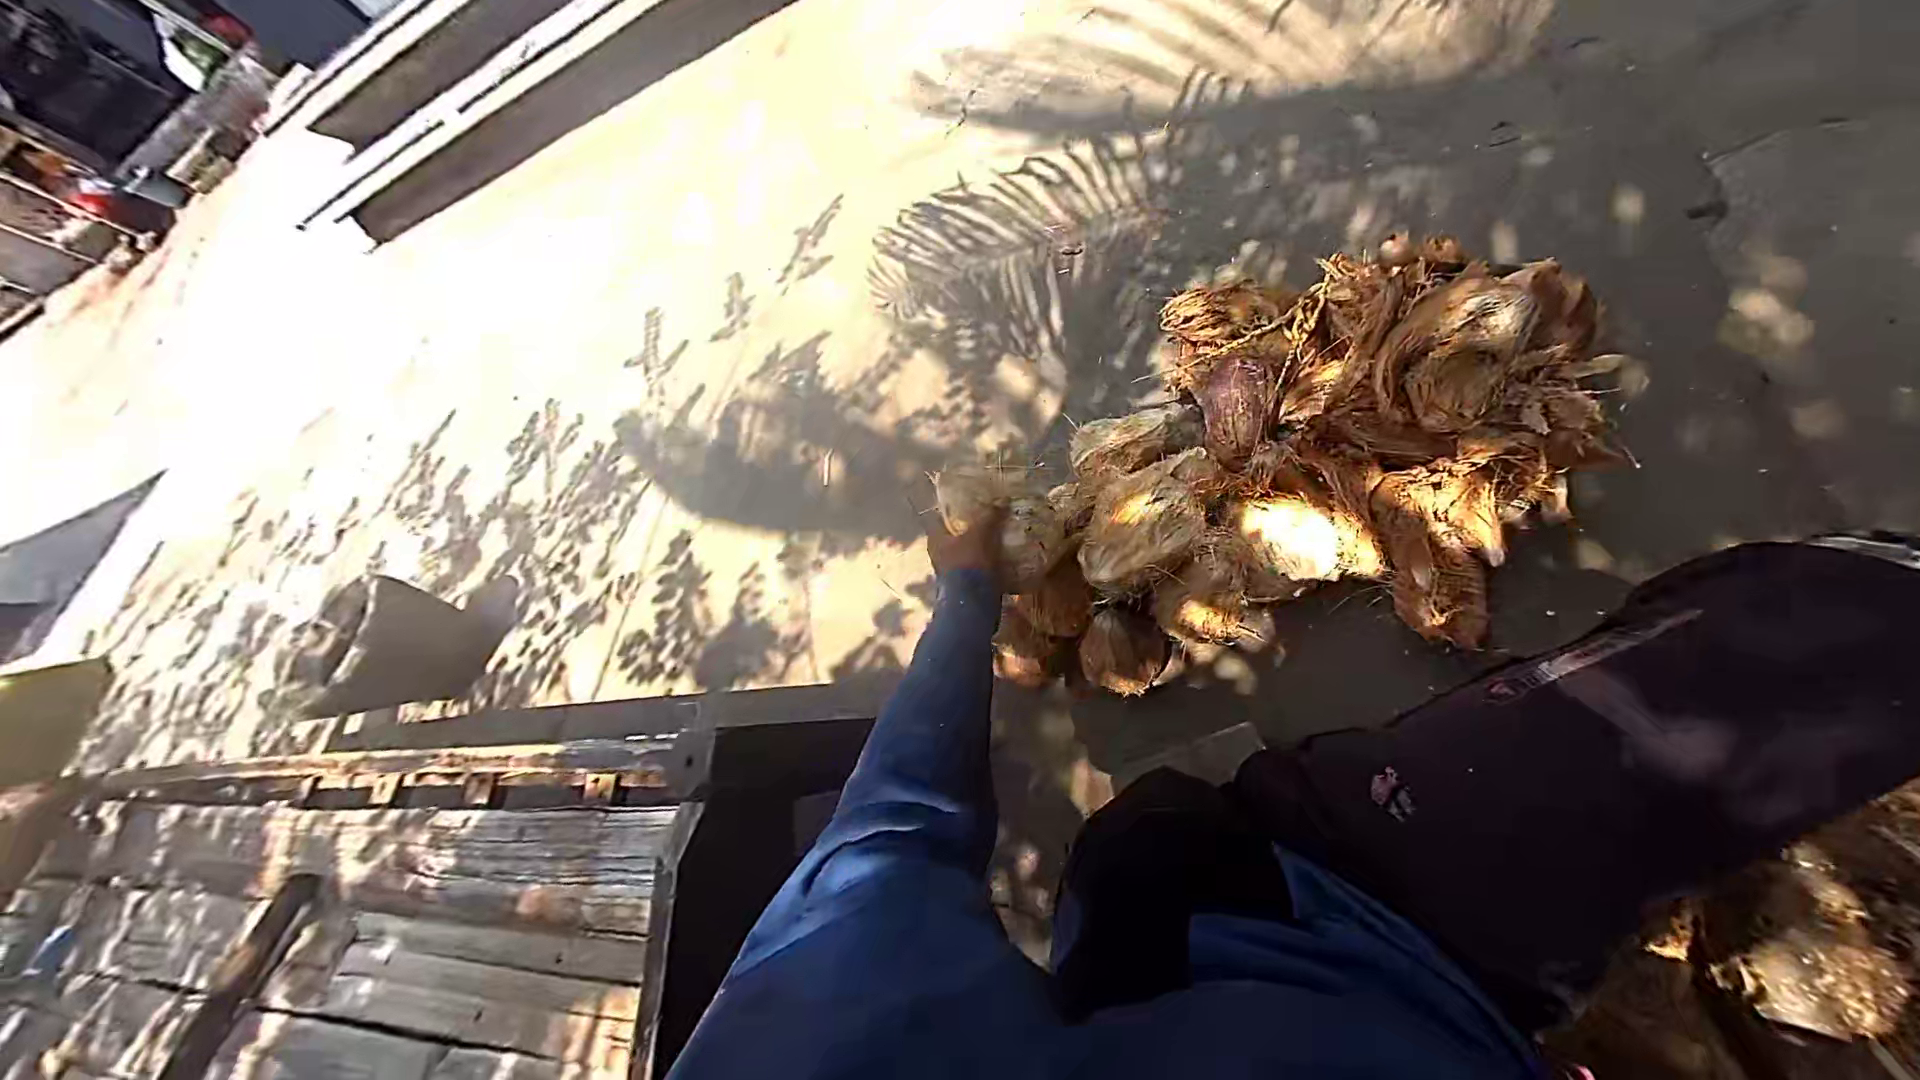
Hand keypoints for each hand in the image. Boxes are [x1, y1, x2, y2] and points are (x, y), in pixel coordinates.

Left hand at [927, 505, 1005, 590]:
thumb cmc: (969, 562)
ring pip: (967, 552)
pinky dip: (988, 562)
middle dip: (973, 529)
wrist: (972, 602)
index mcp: (935, 539)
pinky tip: (1003, 557)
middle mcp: (938, 555)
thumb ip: (990, 516)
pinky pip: (977, 568)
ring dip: (982, 547)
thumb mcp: (980, 533)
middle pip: (957, 536)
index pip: (943, 517)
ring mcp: (950, 572)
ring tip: (1001, 537)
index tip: (975, 503)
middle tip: (992, 519)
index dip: (958, 509)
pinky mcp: (964, 585)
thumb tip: (1003, 500)